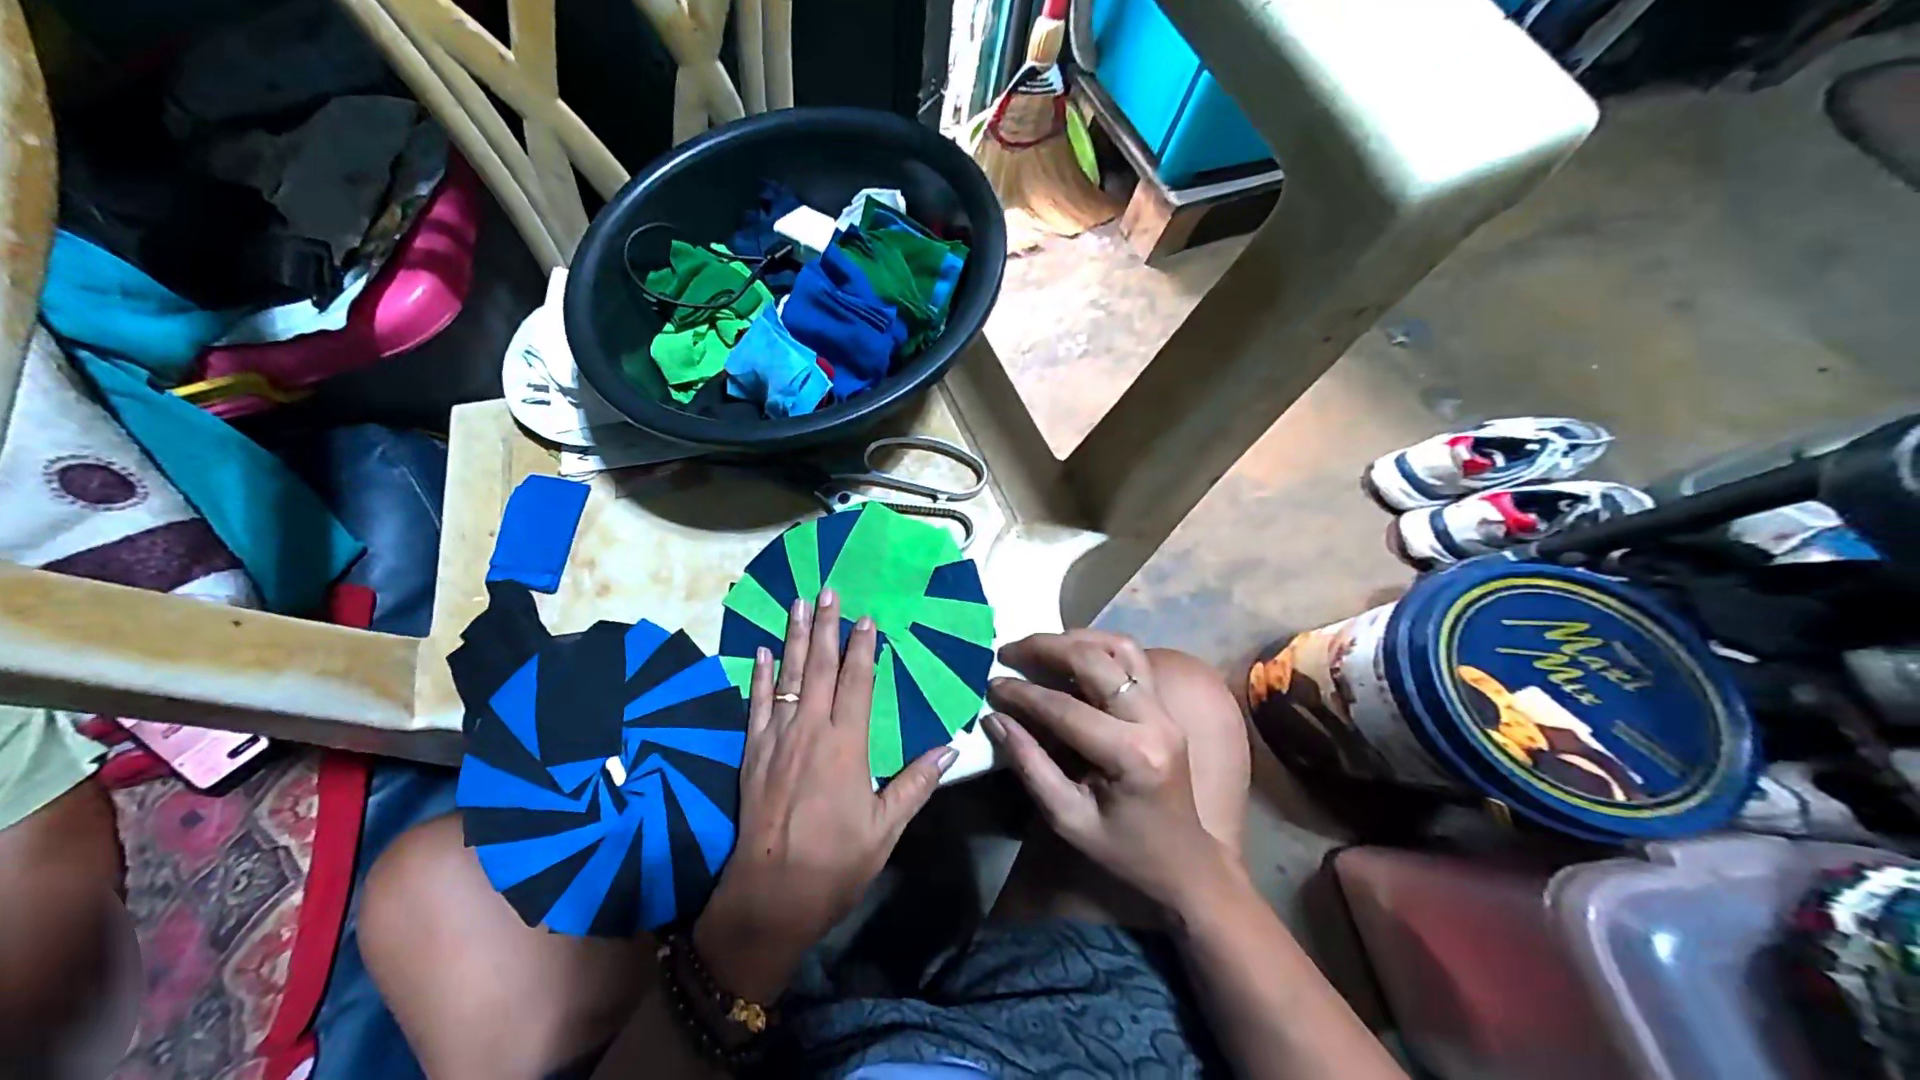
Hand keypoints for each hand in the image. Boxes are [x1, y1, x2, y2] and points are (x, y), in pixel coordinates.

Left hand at [693, 588, 957, 1001]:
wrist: (770, 896)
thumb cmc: (836, 862)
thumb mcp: (885, 828)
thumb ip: (915, 782)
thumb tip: (950, 746)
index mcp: (846, 745)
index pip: (857, 683)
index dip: (863, 648)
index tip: (866, 617)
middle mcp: (810, 731)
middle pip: (820, 668)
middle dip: (826, 626)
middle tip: (827, 590)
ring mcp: (777, 738)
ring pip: (788, 677)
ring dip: (794, 638)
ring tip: (798, 604)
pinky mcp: (753, 753)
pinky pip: (757, 704)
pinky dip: (760, 676)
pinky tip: (761, 652)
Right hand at [985, 630, 1237, 913]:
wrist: (1183, 860)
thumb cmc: (1122, 849)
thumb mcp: (1066, 817)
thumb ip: (1029, 764)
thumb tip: (994, 718)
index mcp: (1131, 756)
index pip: (1065, 708)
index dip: (1023, 694)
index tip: (992, 685)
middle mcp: (1154, 721)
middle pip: (1095, 661)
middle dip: (1046, 648)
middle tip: (1009, 651)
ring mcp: (1164, 708)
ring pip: (1120, 647)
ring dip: (1076, 638)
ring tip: (1039, 645)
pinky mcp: (1165, 704)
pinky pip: (1134, 658)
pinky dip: (1100, 646)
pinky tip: (1072, 651)